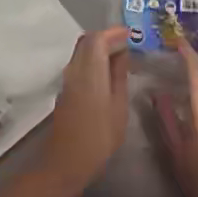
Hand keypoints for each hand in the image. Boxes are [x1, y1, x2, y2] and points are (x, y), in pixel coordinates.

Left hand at [39, 26, 130, 188]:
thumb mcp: (118, 107)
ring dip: (100, 50)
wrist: (66, 163)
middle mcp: (74, 71)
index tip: (132, 35)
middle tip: (128, 44)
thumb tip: (122, 54)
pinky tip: (109, 74)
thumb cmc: (99, 138)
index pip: (97, 39)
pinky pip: (80, 66)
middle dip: (106, 38)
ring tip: (123, 58)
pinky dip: (94, 62)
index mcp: (89, 72)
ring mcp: (67, 81)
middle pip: (86, 42)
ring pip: (81, 53)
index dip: (114, 33)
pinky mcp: (65, 92)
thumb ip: (119, 77)